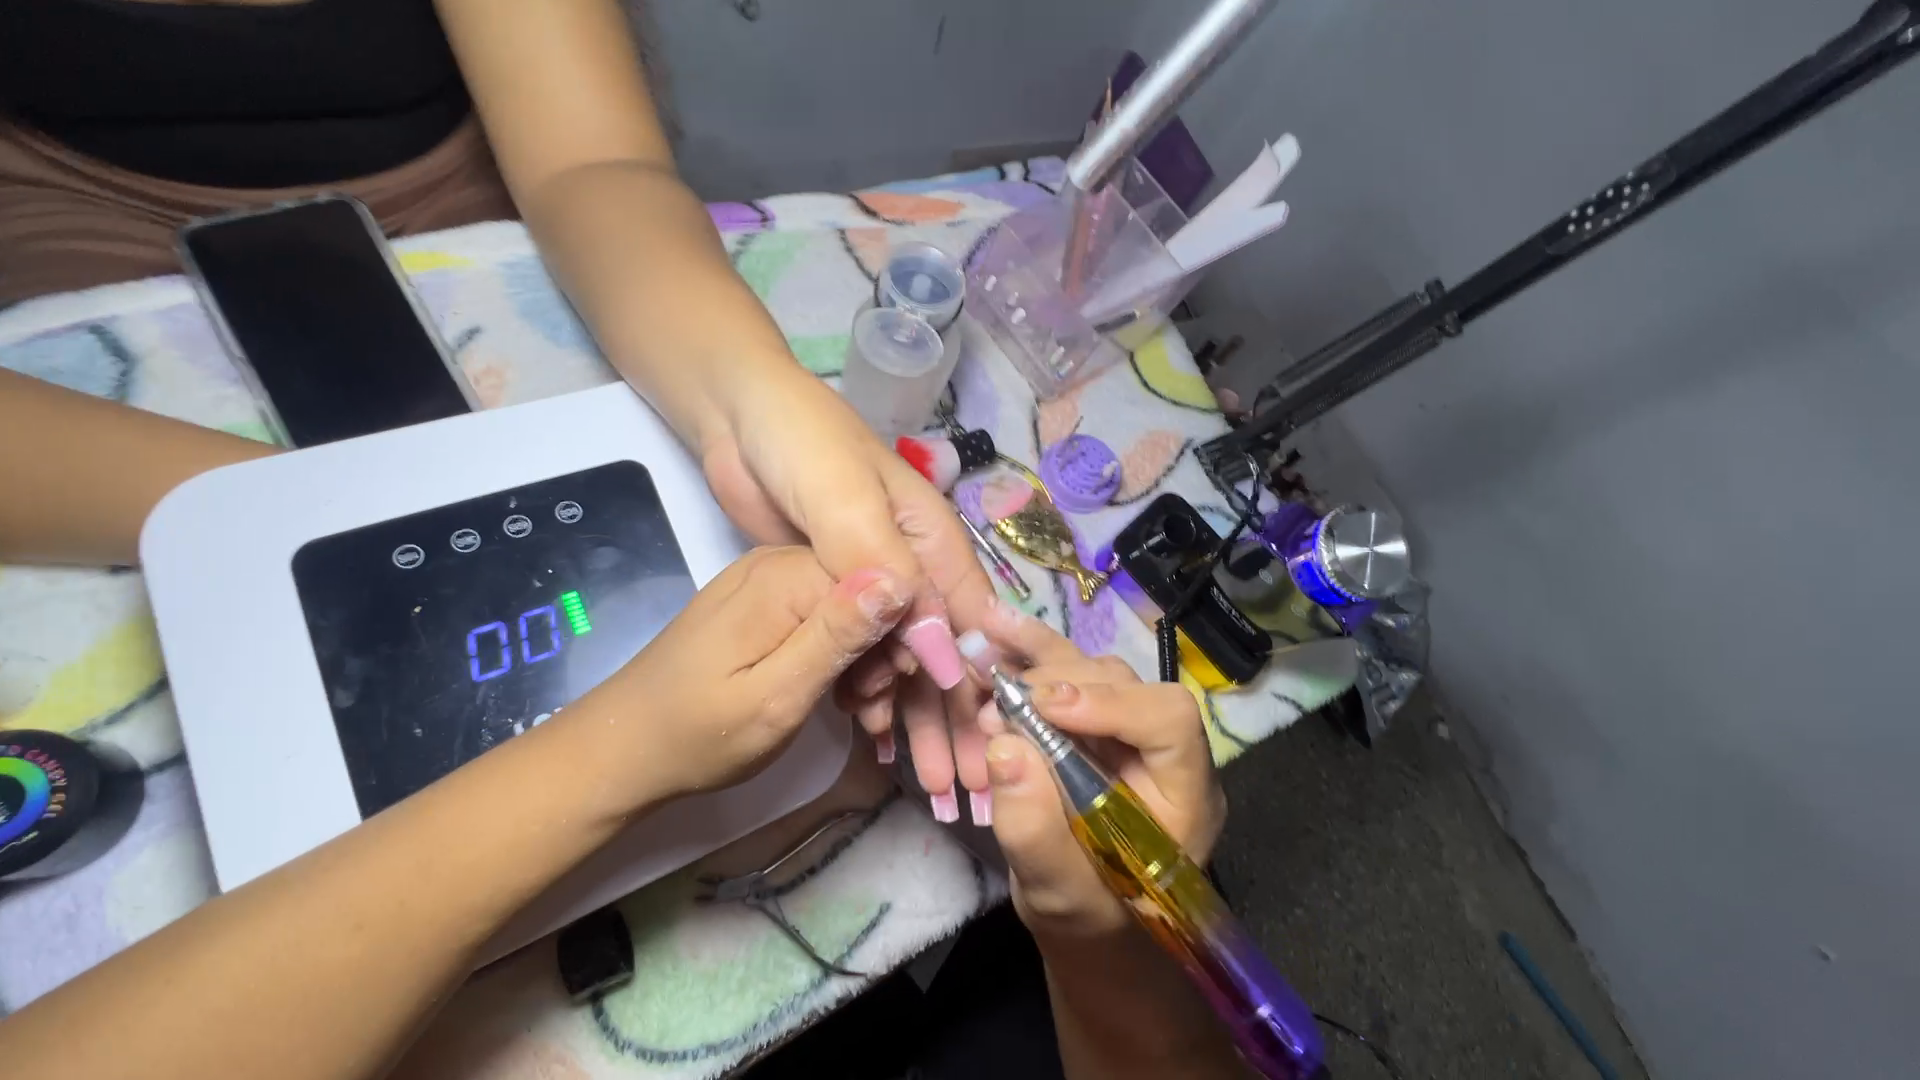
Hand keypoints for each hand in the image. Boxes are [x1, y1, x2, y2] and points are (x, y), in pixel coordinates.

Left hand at [583, 546, 909, 803]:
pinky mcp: (767, 604)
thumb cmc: (698, 734)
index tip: (898, 687)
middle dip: (889, 650)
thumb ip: (838, 636)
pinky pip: (827, 618)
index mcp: (786, 576)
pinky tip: (842, 698)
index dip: (906, 632)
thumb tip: (899, 578)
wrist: (622, 748)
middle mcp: (782, 564)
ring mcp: (772, 582)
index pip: (883, 578)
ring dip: (870, 660)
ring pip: (854, 609)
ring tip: (861, 712)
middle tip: (875, 709)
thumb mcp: (776, 696)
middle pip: (871, 592)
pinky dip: (843, 658)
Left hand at [698, 365, 998, 813]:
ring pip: (897, 653)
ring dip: (909, 708)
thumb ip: (882, 573)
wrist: (731, 415)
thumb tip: (938, 644)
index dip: (974, 685)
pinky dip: (865, 685)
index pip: (963, 621)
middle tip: (961, 785)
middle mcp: (906, 561)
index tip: (984, 748)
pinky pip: (856, 647)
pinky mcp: (829, 589)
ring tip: (919, 772)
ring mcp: (866, 577)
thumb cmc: (797, 448)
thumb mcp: (842, 504)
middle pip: (936, 648)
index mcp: (925, 538)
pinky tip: (867, 727)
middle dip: (949, 713)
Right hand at [967, 602, 1226, 941]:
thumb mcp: (1059, 893)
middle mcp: (1161, 746)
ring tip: (986, 661)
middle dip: (1059, 685)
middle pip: (1125, 685)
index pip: (1169, 721)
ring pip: (1092, 669)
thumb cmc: (1091, 917)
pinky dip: (1026, 655)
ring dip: (1038, 662)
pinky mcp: (1091, 718)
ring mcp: (1126, 726)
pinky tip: (992, 632)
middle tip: (999, 703)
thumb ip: (1037, 832)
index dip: (1111, 703)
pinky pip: (1063, 673)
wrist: (1092, 920)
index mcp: (1184, 791)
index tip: (1046, 706)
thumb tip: (1006, 749)